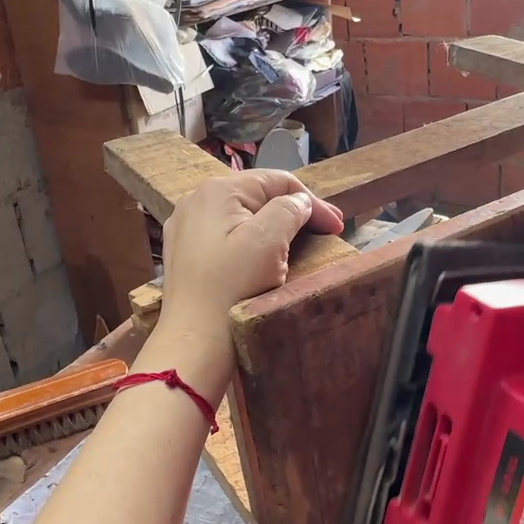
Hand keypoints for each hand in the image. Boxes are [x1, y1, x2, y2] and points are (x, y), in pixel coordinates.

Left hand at [160, 169, 343, 328]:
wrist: (195, 342)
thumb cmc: (233, 288)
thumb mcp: (269, 241)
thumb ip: (289, 210)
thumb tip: (299, 203)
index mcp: (219, 190)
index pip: (278, 181)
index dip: (313, 202)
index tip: (338, 227)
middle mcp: (197, 200)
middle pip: (259, 196)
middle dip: (295, 213)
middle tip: (326, 232)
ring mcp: (187, 228)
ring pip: (243, 217)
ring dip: (275, 227)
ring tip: (301, 243)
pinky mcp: (185, 254)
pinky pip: (227, 236)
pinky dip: (252, 242)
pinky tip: (266, 257)